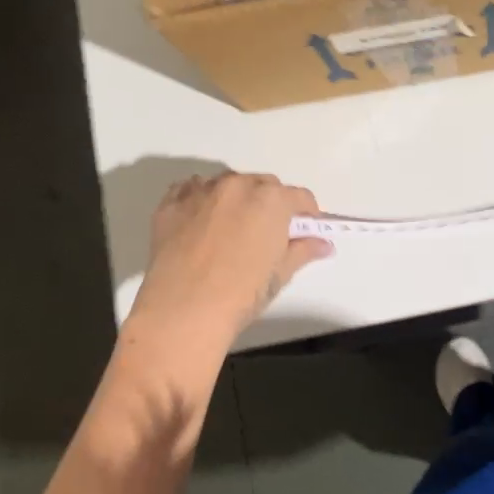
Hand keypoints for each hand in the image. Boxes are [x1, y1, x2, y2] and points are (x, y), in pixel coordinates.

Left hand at [126, 173, 331, 345]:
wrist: (182, 309)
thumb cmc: (241, 293)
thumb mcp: (279, 274)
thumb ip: (303, 251)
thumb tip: (322, 244)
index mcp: (271, 200)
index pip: (300, 197)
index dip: (306, 216)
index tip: (303, 233)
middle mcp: (237, 185)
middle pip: (264, 185)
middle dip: (271, 204)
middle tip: (267, 235)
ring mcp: (201, 190)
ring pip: (228, 184)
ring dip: (236, 200)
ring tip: (231, 231)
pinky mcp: (170, 203)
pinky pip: (193, 190)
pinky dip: (203, 201)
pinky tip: (202, 226)